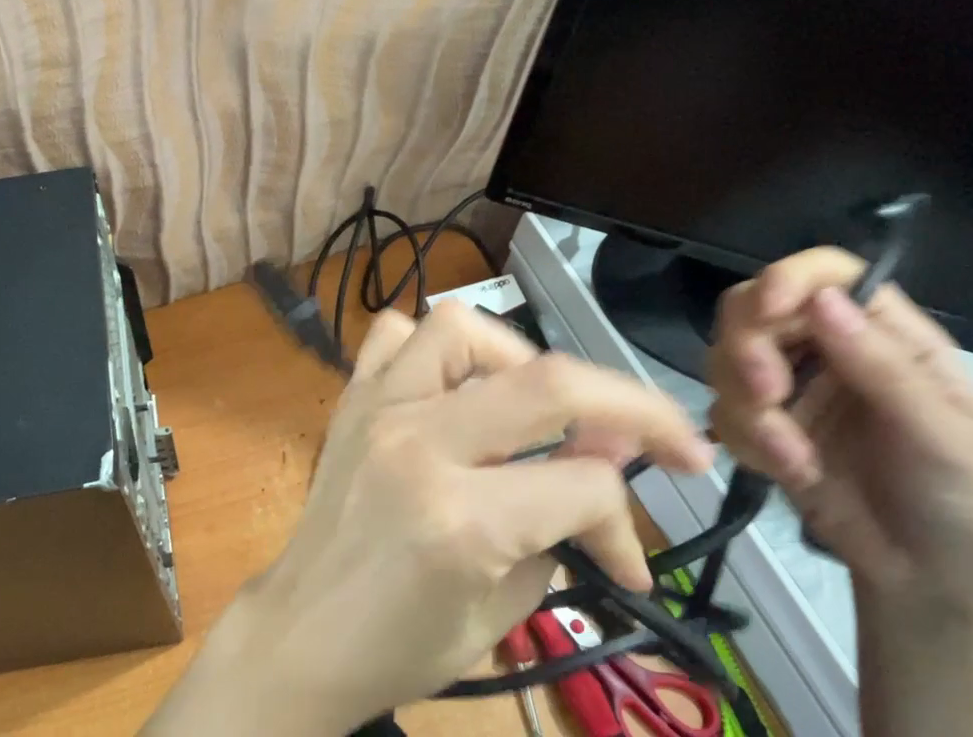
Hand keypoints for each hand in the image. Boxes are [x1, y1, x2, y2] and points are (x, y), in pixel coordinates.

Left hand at [146, 303, 712, 735]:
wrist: (302, 635)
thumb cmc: (402, 644)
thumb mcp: (504, 611)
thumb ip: (560, 531)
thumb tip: (608, 466)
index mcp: (462, 517)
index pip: (585, 484)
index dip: (624, 525)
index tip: (626, 563)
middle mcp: (419, 442)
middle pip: (549, 383)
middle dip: (634, 408)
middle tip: (669, 442)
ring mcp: (377, 410)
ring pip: (463, 329)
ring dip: (523, 359)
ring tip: (542, 406)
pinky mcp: (351, 401)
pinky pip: (395, 335)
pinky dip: (440, 347)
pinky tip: (463, 386)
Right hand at [705, 247, 972, 610]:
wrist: (939, 586)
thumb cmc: (969, 502)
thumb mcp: (944, 432)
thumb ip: (881, 366)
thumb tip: (824, 299)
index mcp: (885, 337)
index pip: (827, 276)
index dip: (790, 279)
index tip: (770, 310)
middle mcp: (828, 352)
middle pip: (754, 310)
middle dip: (748, 347)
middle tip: (767, 393)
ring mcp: (791, 391)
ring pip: (726, 361)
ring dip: (748, 407)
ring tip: (791, 455)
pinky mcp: (762, 431)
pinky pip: (721, 413)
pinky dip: (745, 441)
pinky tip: (788, 472)